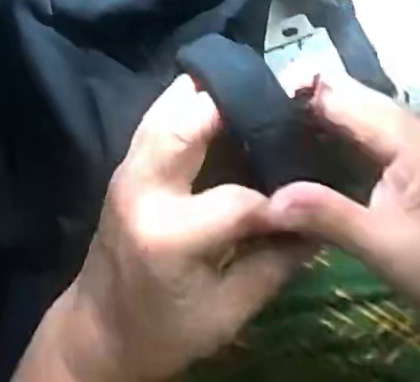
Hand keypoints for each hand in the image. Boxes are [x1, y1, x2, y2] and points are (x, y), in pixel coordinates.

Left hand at [15, 77, 314, 381]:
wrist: (99, 328)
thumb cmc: (164, 330)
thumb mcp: (227, 314)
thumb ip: (274, 265)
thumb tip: (320, 224)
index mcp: (170, 234)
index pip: (236, 200)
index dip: (279, 200)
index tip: (310, 197)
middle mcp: (143, 186)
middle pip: (183, 122)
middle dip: (229, 103)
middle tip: (273, 98)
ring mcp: (127, 168)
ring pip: (163, 108)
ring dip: (203, 92)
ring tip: (247, 89)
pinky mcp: (125, 162)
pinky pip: (155, 118)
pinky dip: (185, 103)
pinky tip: (214, 102)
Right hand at [264, 73, 419, 340]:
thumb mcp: (383, 247)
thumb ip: (327, 215)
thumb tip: (268, 197)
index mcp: (401, 135)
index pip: (335, 93)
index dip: (291, 93)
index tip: (245, 106)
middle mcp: (402, 124)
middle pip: (339, 91)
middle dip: (295, 98)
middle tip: (249, 119)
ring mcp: (403, 139)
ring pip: (346, 106)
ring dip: (308, 113)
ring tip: (264, 129)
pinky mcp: (400, 156)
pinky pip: (355, 127)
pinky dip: (326, 130)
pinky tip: (298, 148)